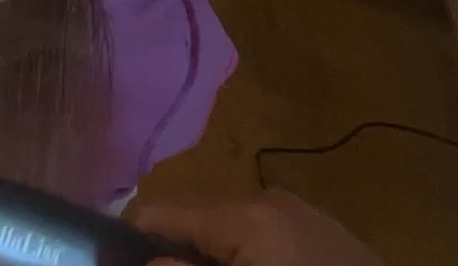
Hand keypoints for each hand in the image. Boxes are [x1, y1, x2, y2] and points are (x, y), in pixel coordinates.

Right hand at [137, 191, 381, 265]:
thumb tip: (147, 260)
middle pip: (197, 221)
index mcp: (246, 214)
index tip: (126, 264)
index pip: (162, 212)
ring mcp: (304, 214)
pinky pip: (268, 241)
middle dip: (185, 256)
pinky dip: (254, 261)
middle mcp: (268, 198)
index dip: (140, 242)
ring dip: (220, 260)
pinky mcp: (331, 235)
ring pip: (232, 232)